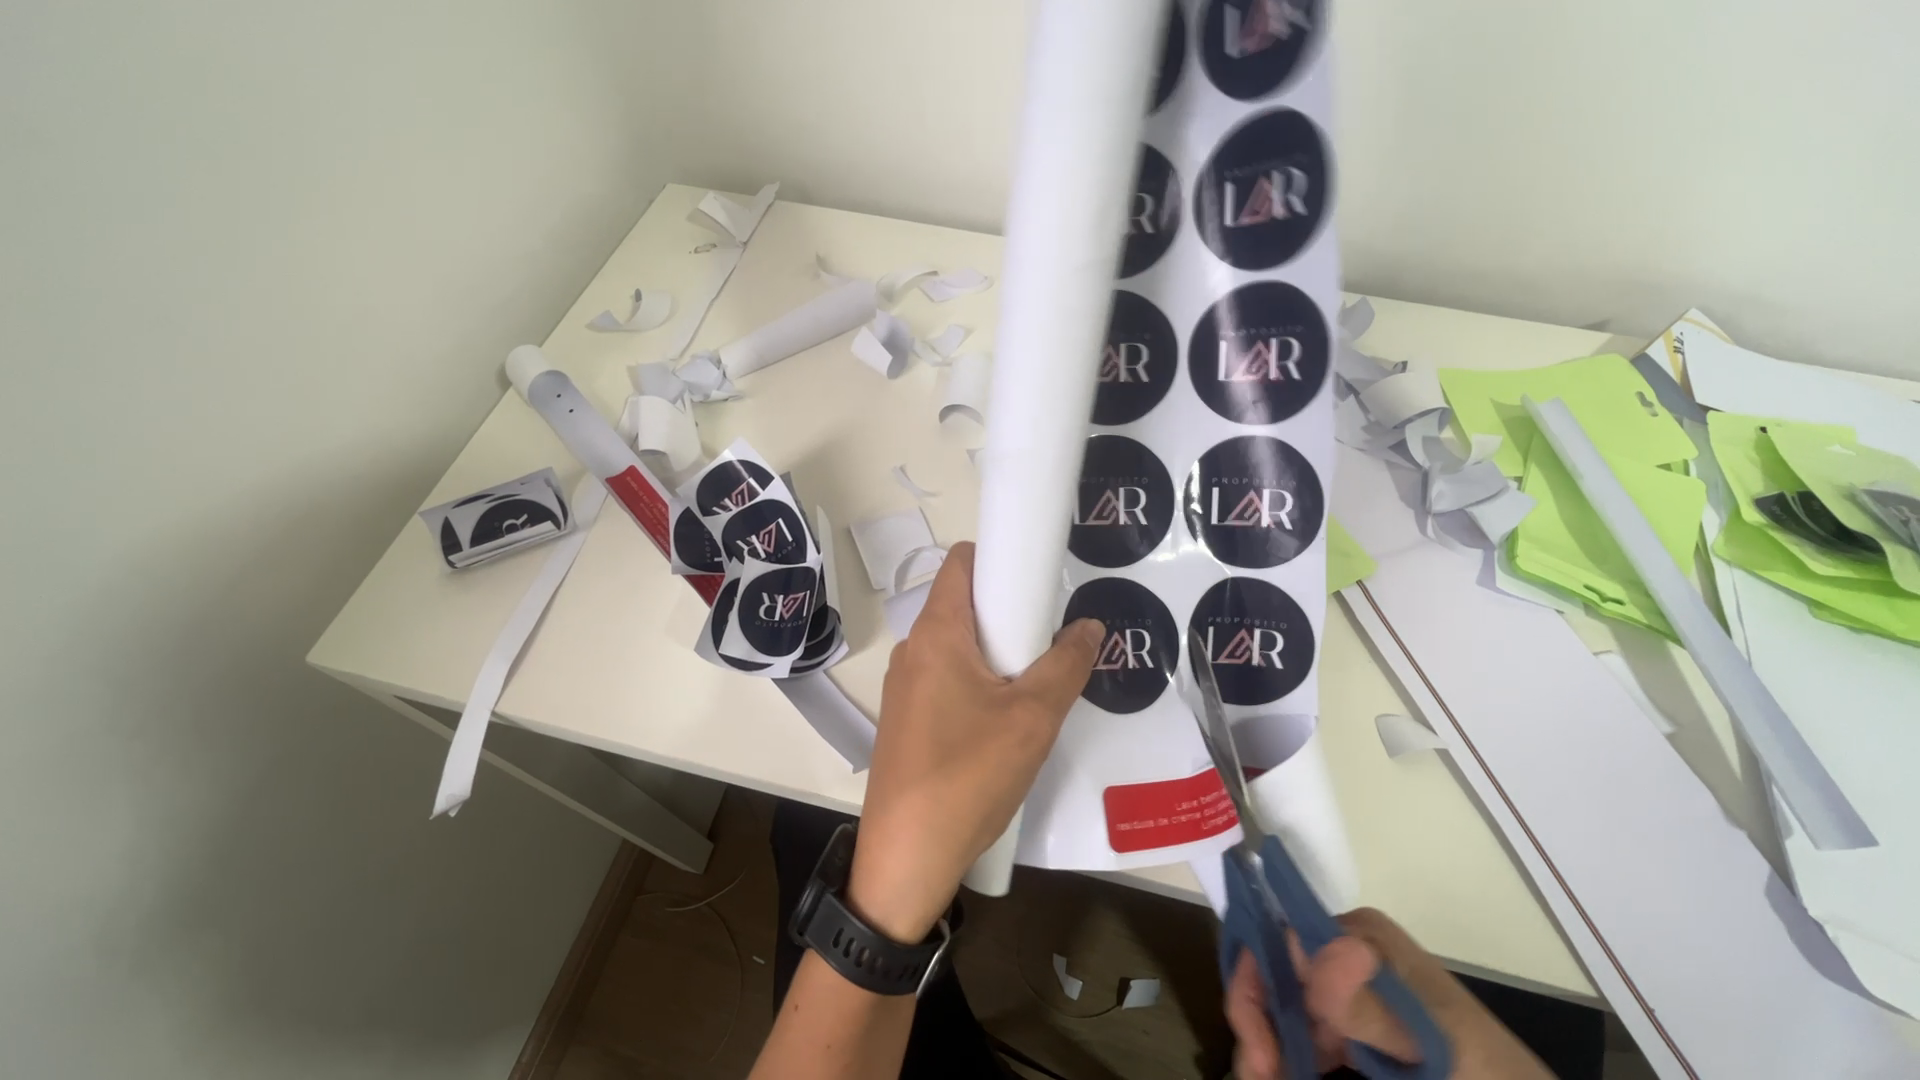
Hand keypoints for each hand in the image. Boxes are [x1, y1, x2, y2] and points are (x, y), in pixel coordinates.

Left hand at [847, 541, 1103, 942]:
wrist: (907, 857)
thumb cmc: (969, 775)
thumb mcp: (1033, 718)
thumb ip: (1066, 664)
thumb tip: (1088, 626)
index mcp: (936, 633)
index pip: (962, 562)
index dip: (1001, 557)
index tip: (1042, 579)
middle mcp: (913, 651)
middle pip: (965, 606)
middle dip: (1011, 614)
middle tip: (1053, 641)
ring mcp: (905, 688)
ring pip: (959, 649)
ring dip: (999, 656)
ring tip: (1039, 685)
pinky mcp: (907, 721)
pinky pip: (949, 682)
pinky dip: (980, 685)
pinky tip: (1008, 721)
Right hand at [1225, 907, 1553, 1079]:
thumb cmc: (1483, 1069)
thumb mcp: (1431, 1041)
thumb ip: (1371, 1005)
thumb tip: (1308, 946)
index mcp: (1361, 939)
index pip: (1277, 940)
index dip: (1254, 989)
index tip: (1258, 1052)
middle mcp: (1346, 956)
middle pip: (1273, 980)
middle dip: (1257, 1028)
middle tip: (1259, 1076)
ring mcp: (1350, 996)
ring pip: (1281, 1013)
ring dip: (1265, 1050)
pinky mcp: (1356, 1034)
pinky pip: (1304, 1039)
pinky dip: (1286, 1062)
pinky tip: (1280, 1076)